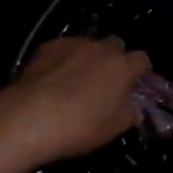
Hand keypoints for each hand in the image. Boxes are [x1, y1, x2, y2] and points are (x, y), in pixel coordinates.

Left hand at [0, 36, 150, 165]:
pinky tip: (54, 77)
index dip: (142, 70)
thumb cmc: (80, 126)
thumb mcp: (114, 128)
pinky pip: (64, 48)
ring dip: (89, 57)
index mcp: (122, 67)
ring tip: (76, 79)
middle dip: (115, 58)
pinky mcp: (48, 46)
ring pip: (89, 44)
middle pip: (116, 45)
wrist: (30, 117)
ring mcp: (73, 44)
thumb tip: (135, 108)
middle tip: (106, 80)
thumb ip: (130, 114)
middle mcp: (101, 49)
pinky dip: (64, 58)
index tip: (136, 83)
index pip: (142, 59)